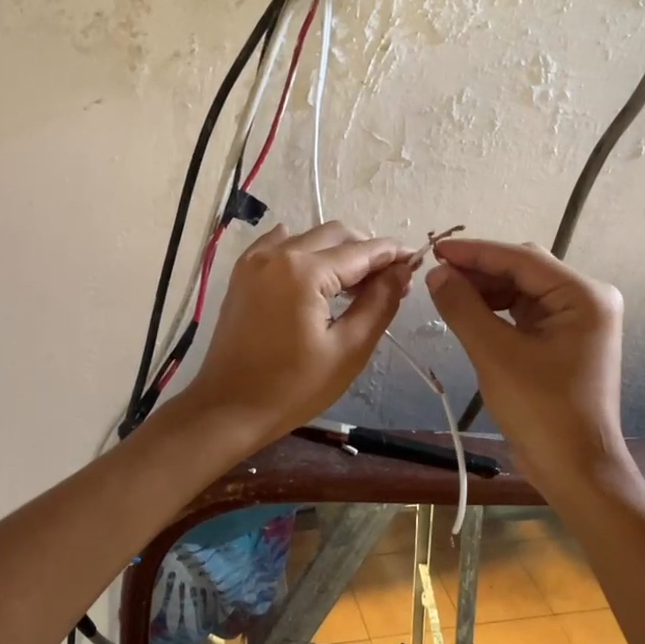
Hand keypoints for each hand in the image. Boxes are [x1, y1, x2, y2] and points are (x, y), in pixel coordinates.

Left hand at [178, 221, 415, 447]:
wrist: (228, 408)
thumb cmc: (292, 387)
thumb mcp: (348, 349)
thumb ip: (379, 303)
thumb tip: (401, 271)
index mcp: (305, 271)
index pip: (362, 251)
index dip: (393, 255)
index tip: (416, 263)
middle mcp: (277, 254)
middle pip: (335, 235)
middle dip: (366, 252)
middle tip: (388, 282)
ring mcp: (255, 262)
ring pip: (307, 238)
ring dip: (336, 252)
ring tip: (355, 286)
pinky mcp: (242, 276)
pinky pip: (279, 247)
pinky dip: (303, 253)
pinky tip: (314, 275)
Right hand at [424, 239, 633, 485]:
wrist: (573, 467)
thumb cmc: (540, 409)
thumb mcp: (495, 354)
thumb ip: (463, 307)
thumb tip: (436, 274)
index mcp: (584, 296)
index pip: (522, 259)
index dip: (475, 252)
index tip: (434, 249)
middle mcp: (587, 300)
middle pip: (524, 270)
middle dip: (479, 270)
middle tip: (435, 273)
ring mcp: (577, 322)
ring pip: (521, 291)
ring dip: (484, 290)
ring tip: (445, 292)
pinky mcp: (563, 341)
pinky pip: (523, 313)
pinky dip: (495, 311)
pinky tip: (467, 313)